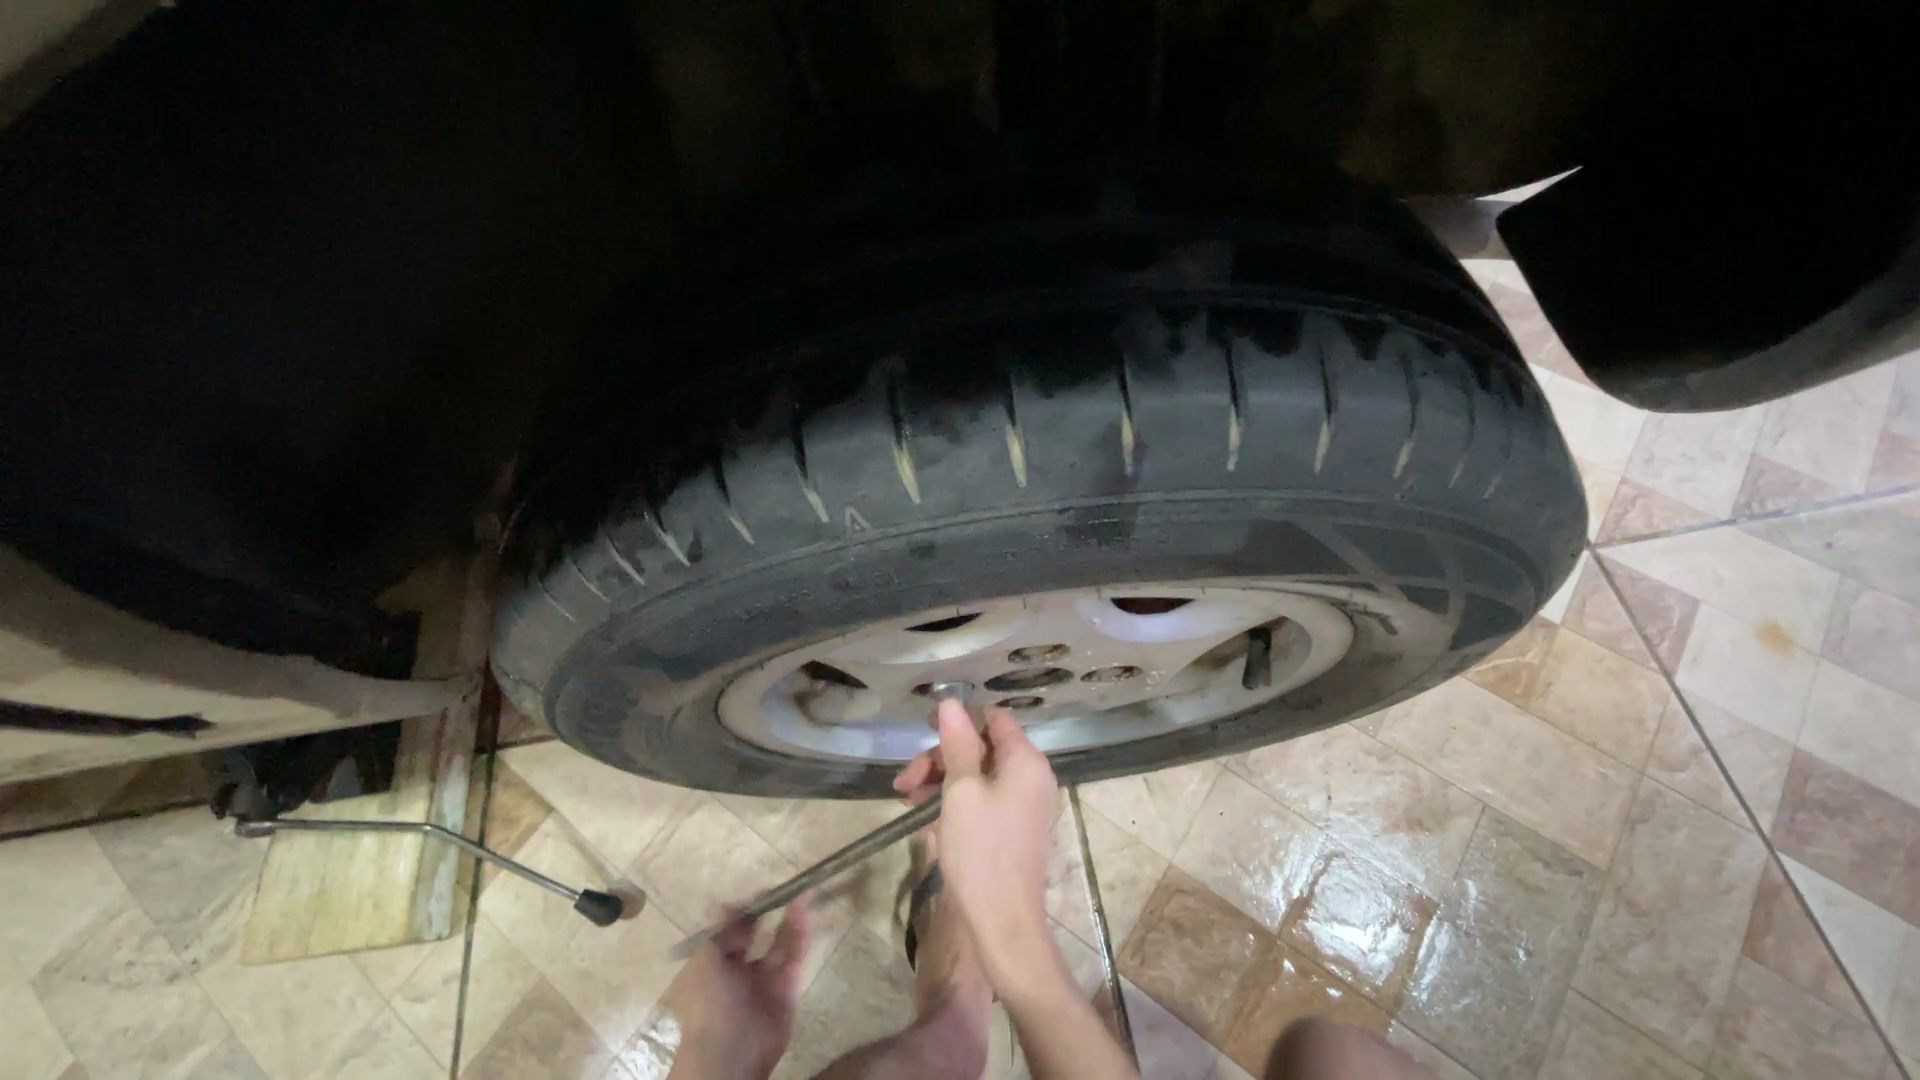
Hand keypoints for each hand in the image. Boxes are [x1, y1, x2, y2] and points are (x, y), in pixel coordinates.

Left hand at [664, 902, 808, 1079]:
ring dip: (789, 919)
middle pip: (755, 937)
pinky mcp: (788, 986)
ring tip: (800, 893)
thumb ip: (721, 930)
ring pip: (779, 943)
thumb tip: (724, 902)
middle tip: (779, 889)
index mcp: (713, 967)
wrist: (732, 1048)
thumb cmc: (710, 999)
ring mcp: (765, 979)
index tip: (754, 893)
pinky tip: (804, 911)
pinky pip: (795, 956)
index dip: (740, 914)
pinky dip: (801, 934)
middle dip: (766, 915)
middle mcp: (739, 972)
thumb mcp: (706, 957)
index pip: (728, 934)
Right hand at [893, 701, 1061, 991]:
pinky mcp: (1010, 829)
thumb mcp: (961, 793)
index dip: (958, 719)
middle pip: (980, 748)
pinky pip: (980, 802)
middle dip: (940, 759)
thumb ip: (956, 745)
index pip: (993, 718)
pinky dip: (952, 806)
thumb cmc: (981, 853)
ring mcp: (1022, 805)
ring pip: (975, 776)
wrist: (1003, 926)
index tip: (923, 730)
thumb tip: (950, 703)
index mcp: (1026, 762)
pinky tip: (926, 824)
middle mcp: (1030, 777)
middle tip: (905, 782)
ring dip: (940, 783)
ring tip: (908, 802)